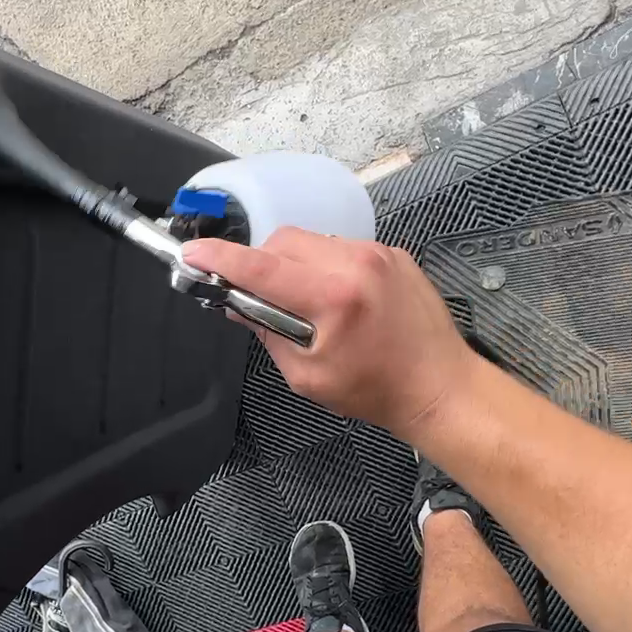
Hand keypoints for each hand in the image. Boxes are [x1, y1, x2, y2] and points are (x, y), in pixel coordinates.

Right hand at [181, 228, 475, 437]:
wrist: (440, 387)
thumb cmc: (376, 391)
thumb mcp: (307, 376)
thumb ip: (267, 333)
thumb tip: (238, 305)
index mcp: (334, 298)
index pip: (260, 268)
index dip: (219, 260)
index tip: (192, 254)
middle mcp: (357, 264)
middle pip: (283, 241)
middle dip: (259, 263)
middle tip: (257, 298)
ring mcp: (379, 254)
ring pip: (311, 241)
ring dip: (292, 265)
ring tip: (303, 305)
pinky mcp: (393, 254)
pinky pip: (340, 247)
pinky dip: (323, 267)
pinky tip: (334, 301)